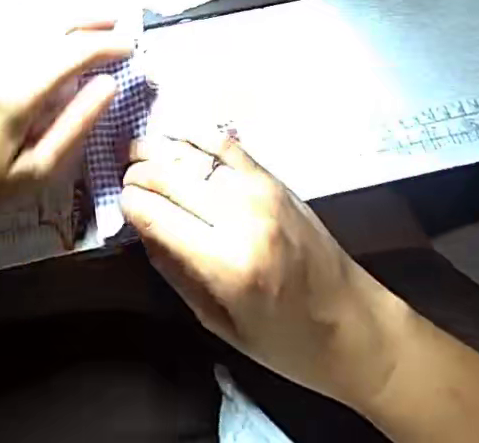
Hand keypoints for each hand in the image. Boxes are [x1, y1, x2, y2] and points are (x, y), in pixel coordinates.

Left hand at [0, 20, 131, 228]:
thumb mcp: (36, 170)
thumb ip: (76, 124)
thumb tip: (109, 85)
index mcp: (16, 93)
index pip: (72, 53)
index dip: (106, 45)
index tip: (128, 47)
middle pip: (49, 20)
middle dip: (87, 16)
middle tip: (114, 22)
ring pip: (25, 11)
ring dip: (61, 10)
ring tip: (87, 17)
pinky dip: (28, 12)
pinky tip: (44, 17)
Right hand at [120, 133, 409, 408]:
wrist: (359, 328)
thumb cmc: (288, 343)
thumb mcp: (219, 323)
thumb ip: (174, 270)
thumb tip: (139, 227)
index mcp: (225, 263)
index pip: (153, 212)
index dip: (127, 204)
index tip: (119, 207)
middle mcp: (240, 217)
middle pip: (166, 176)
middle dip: (136, 174)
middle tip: (124, 179)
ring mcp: (259, 191)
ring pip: (190, 154)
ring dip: (157, 151)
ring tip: (137, 153)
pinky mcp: (273, 179)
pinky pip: (223, 144)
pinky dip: (193, 135)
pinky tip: (174, 136)